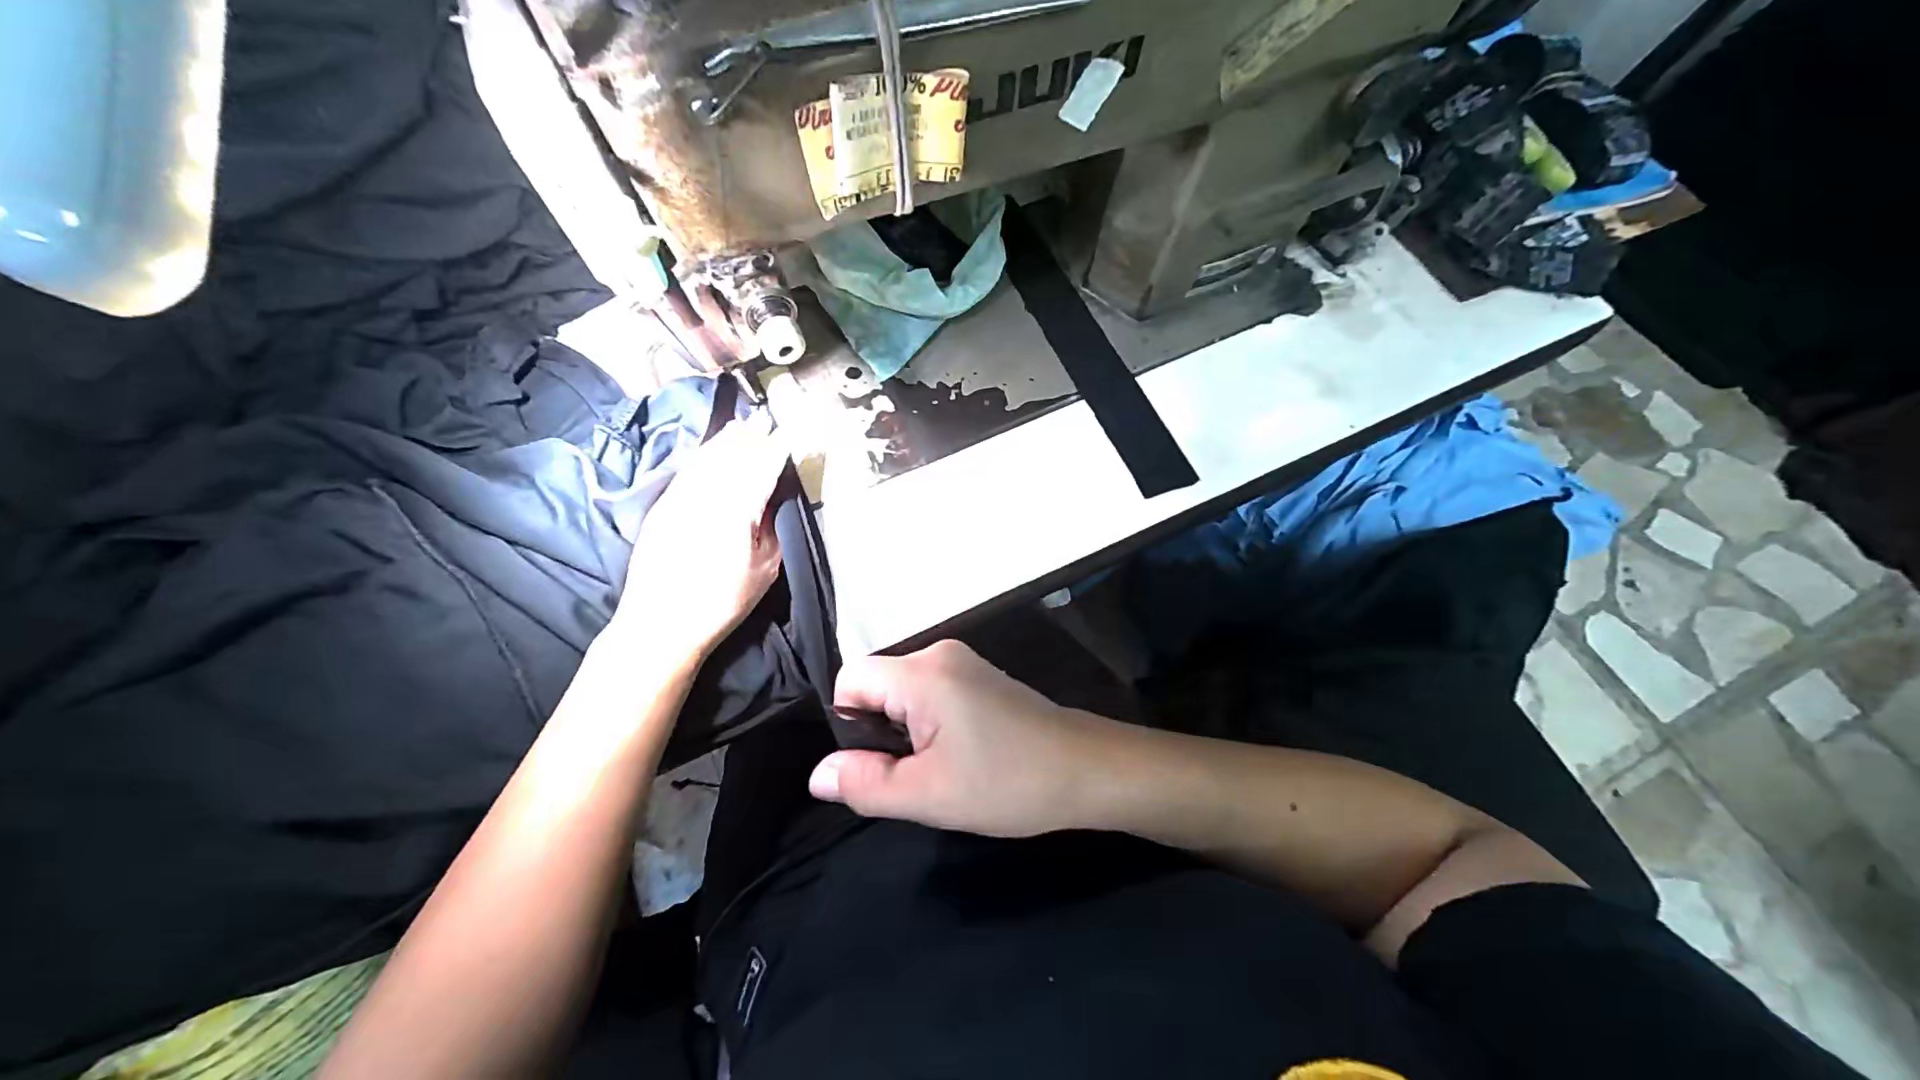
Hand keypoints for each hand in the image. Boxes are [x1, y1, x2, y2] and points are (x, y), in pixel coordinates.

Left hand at [613, 411, 789, 659]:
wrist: (660, 623)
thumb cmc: (721, 602)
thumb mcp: (765, 568)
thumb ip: (770, 526)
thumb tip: (771, 499)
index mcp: (738, 507)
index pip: (763, 465)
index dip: (779, 446)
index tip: (792, 431)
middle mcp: (707, 493)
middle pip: (733, 453)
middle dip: (752, 435)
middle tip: (766, 419)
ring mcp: (680, 496)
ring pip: (707, 457)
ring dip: (726, 440)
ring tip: (741, 427)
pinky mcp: (662, 506)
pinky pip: (688, 469)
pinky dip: (703, 455)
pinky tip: (710, 453)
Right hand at [808, 641, 1128, 837]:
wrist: (1088, 771)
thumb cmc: (1008, 783)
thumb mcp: (928, 795)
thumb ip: (866, 783)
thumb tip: (819, 773)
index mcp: (922, 672)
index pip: (850, 679)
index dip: (850, 725)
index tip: (878, 765)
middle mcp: (940, 653)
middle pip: (877, 684)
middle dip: (879, 732)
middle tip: (913, 775)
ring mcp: (964, 662)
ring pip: (903, 693)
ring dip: (906, 732)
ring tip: (938, 770)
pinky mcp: (980, 677)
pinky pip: (930, 694)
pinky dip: (929, 725)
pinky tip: (959, 756)